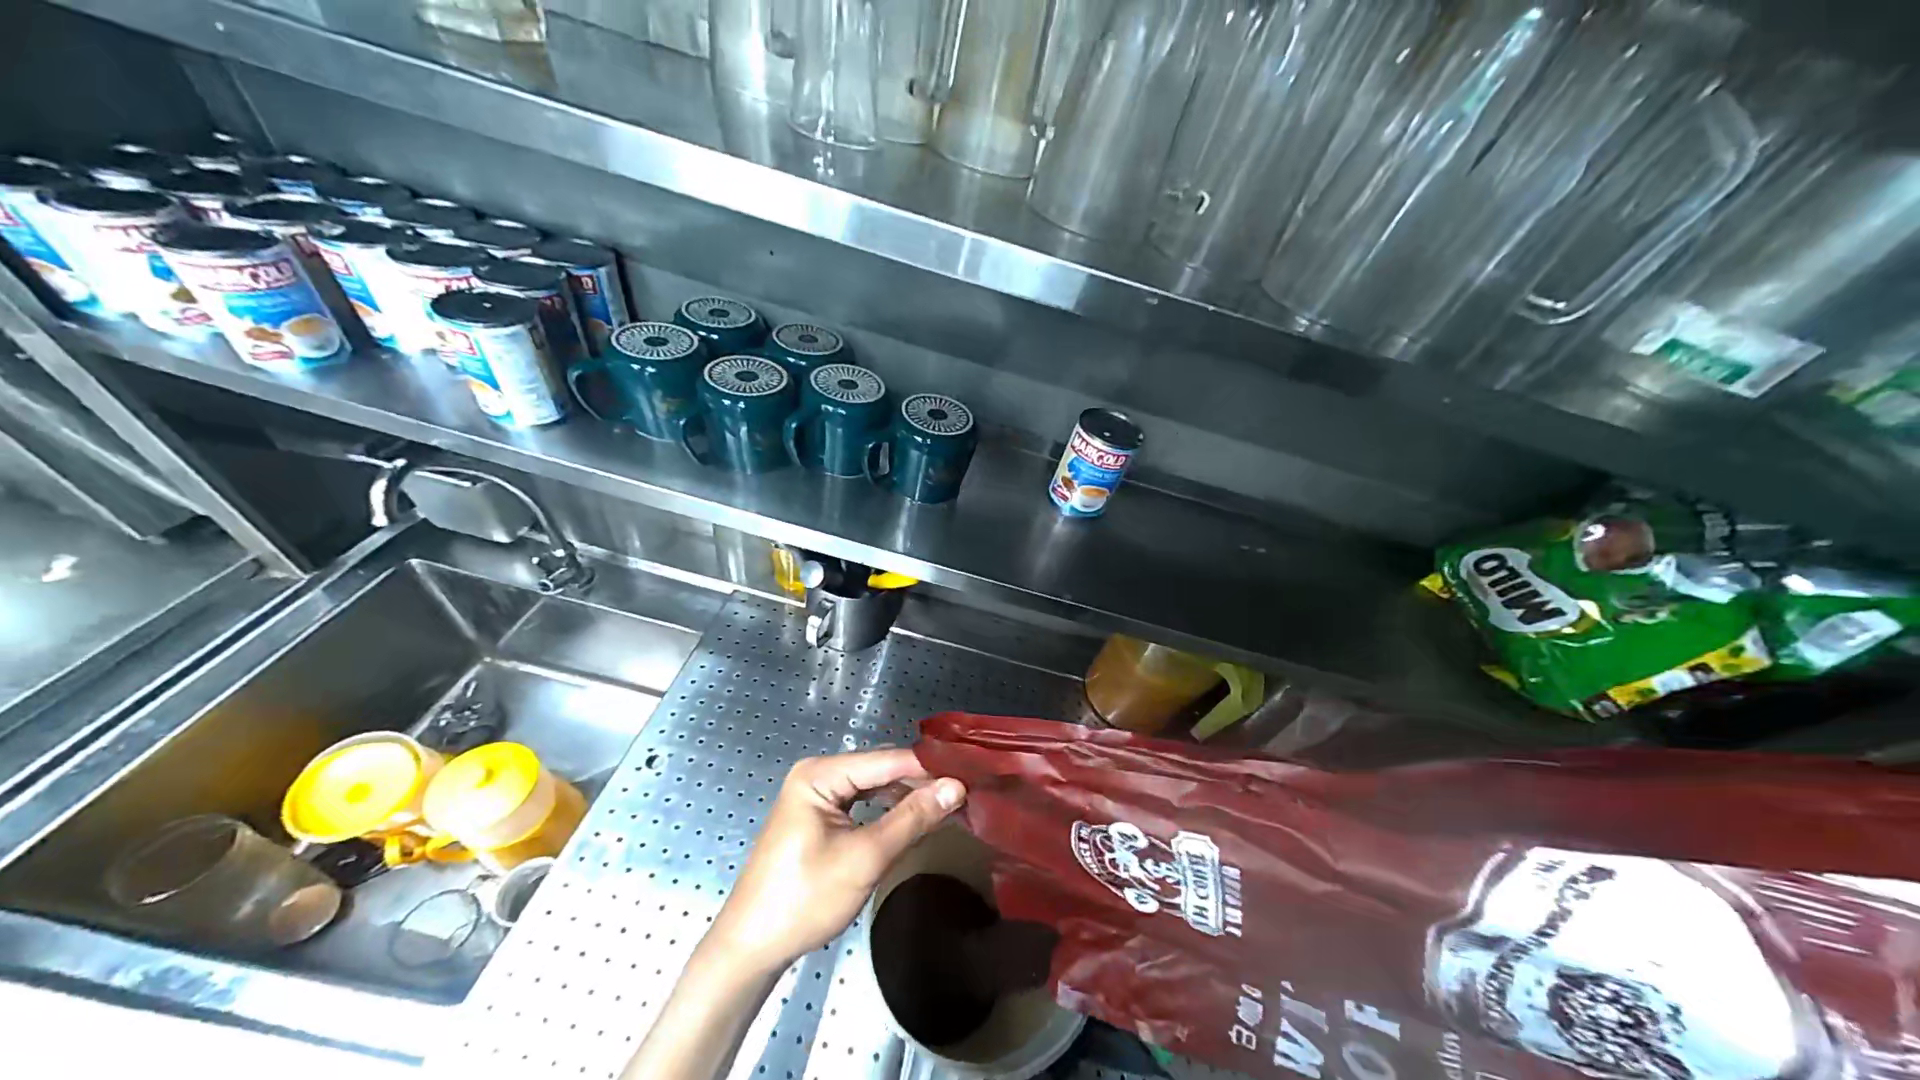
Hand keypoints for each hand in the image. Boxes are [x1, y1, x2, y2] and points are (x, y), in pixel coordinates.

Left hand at [701, 749, 966, 976]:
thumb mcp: (865, 857)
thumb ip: (912, 819)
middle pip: (880, 770)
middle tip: (967, 792)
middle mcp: (817, 774)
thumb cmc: (804, 899)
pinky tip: (915, 817)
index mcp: (820, 774)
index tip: (972, 774)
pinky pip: (862, 803)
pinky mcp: (818, 817)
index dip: (929, 768)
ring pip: (873, 786)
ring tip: (950, 803)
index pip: (887, 760)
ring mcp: (816, 796)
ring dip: (907, 796)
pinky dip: (888, 810)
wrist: (751, 946)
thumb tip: (956, 787)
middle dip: (920, 781)